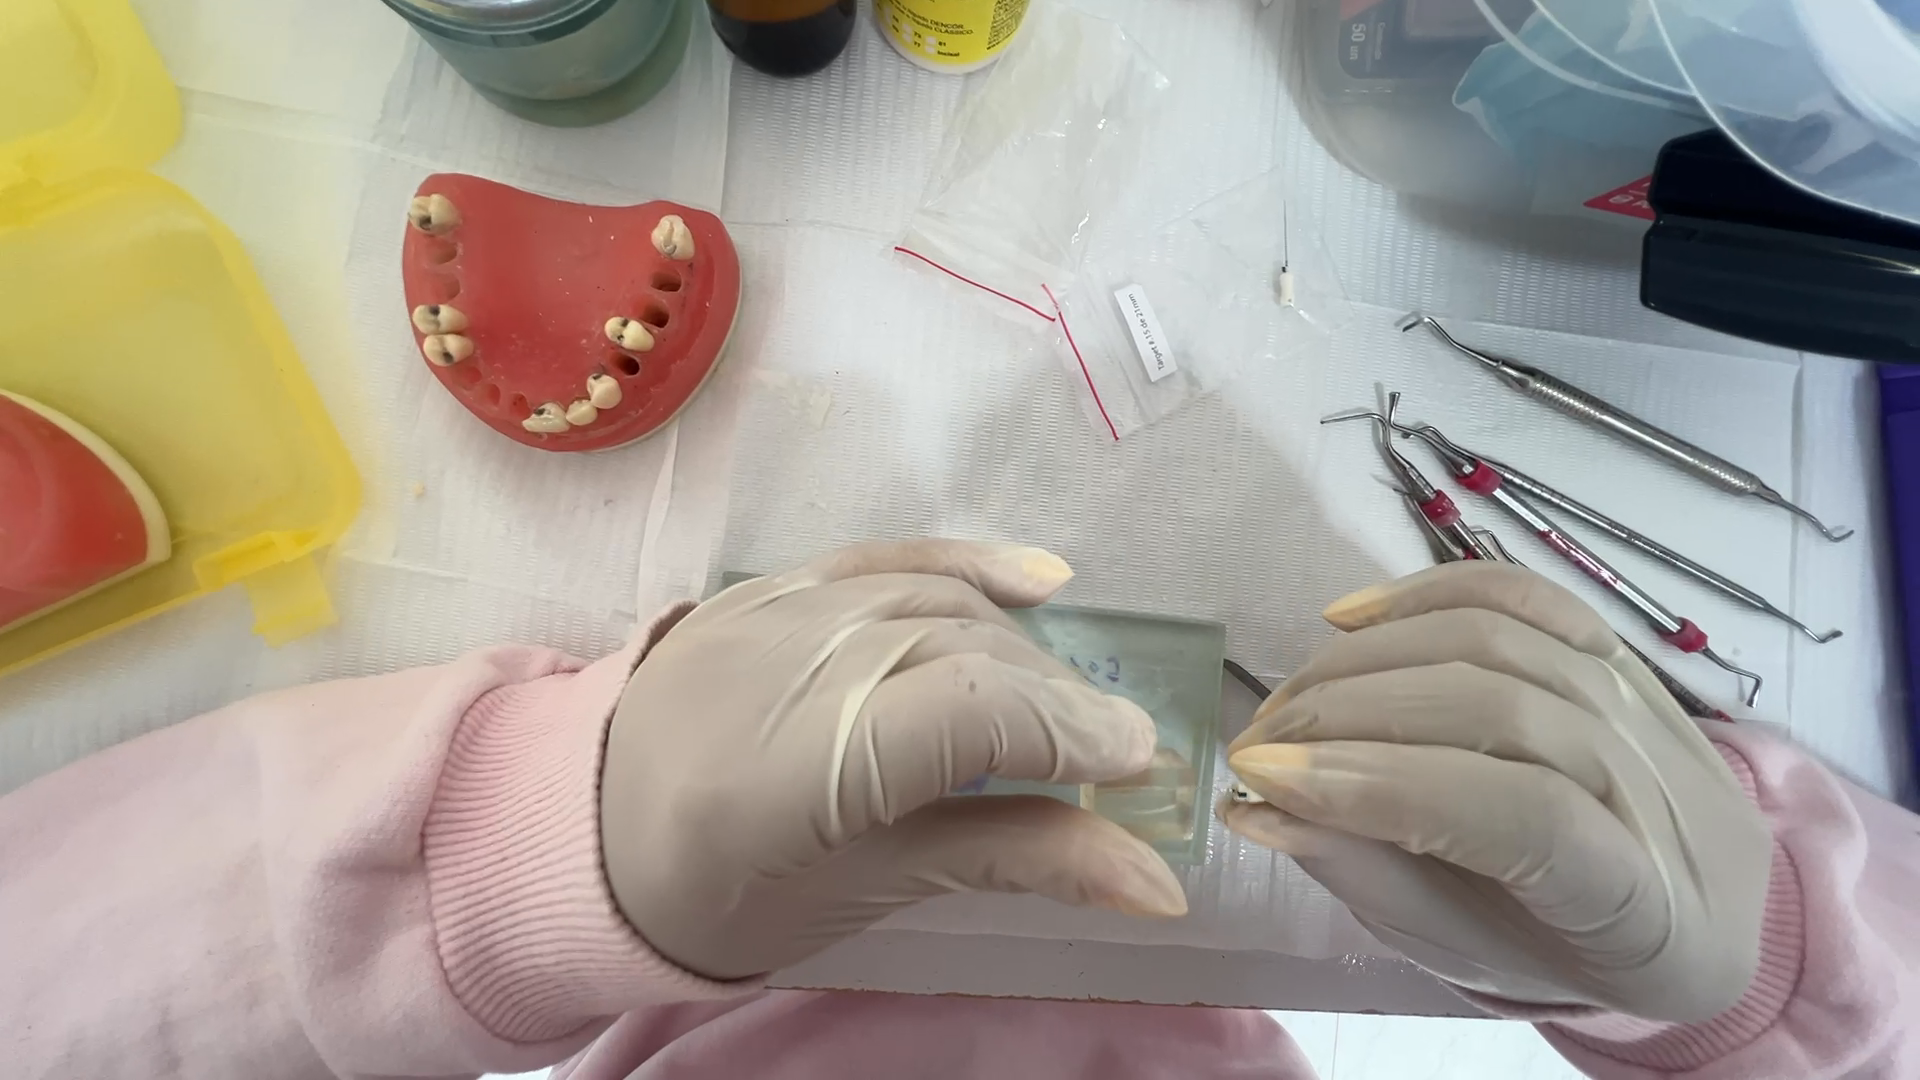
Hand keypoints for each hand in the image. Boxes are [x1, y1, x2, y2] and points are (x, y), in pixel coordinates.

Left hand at [600, 539, 1187, 979]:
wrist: (584, 822)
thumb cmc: (723, 894)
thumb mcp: (866, 893)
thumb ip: (1009, 862)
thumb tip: (1157, 886)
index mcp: (784, 772)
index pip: (957, 713)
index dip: (1060, 729)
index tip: (1133, 762)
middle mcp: (777, 664)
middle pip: (957, 651)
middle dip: (1053, 700)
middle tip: (1115, 747)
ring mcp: (771, 608)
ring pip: (935, 603)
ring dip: (1021, 650)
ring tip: (1067, 702)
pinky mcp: (774, 583)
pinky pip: (887, 557)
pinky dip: (969, 565)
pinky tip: (1039, 577)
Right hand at [1222, 562, 1771, 1021]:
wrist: (1668, 904)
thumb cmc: (1546, 941)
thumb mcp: (1452, 942)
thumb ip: (1360, 873)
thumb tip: (1254, 808)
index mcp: (1643, 896)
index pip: (1521, 814)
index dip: (1378, 785)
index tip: (1261, 777)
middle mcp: (1660, 783)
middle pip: (1490, 705)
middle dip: (1341, 716)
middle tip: (1253, 744)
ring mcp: (1640, 699)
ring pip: (1485, 638)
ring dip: (1354, 662)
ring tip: (1285, 703)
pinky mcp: (1608, 648)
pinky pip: (1511, 593)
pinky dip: (1417, 592)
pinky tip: (1343, 618)